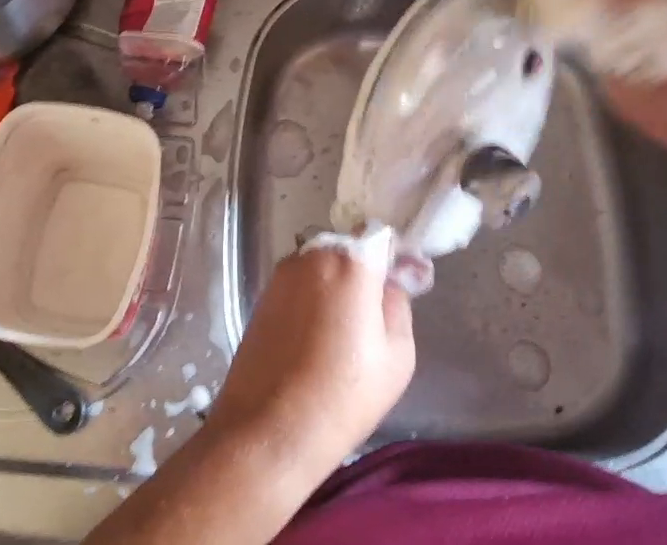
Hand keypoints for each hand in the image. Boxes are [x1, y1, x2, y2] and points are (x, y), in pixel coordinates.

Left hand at [206, 229, 414, 471]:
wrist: (268, 431)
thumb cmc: (343, 396)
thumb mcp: (398, 355)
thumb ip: (398, 304)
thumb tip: (388, 283)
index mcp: (350, 261)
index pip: (380, 235)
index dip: (395, 255)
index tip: (405, 281)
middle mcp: (311, 255)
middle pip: (348, 249)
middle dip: (365, 270)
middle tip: (376, 311)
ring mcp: (281, 275)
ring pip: (322, 267)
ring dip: (337, 286)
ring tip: (345, 332)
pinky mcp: (262, 297)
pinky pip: (300, 286)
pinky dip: (313, 300)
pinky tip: (318, 339)